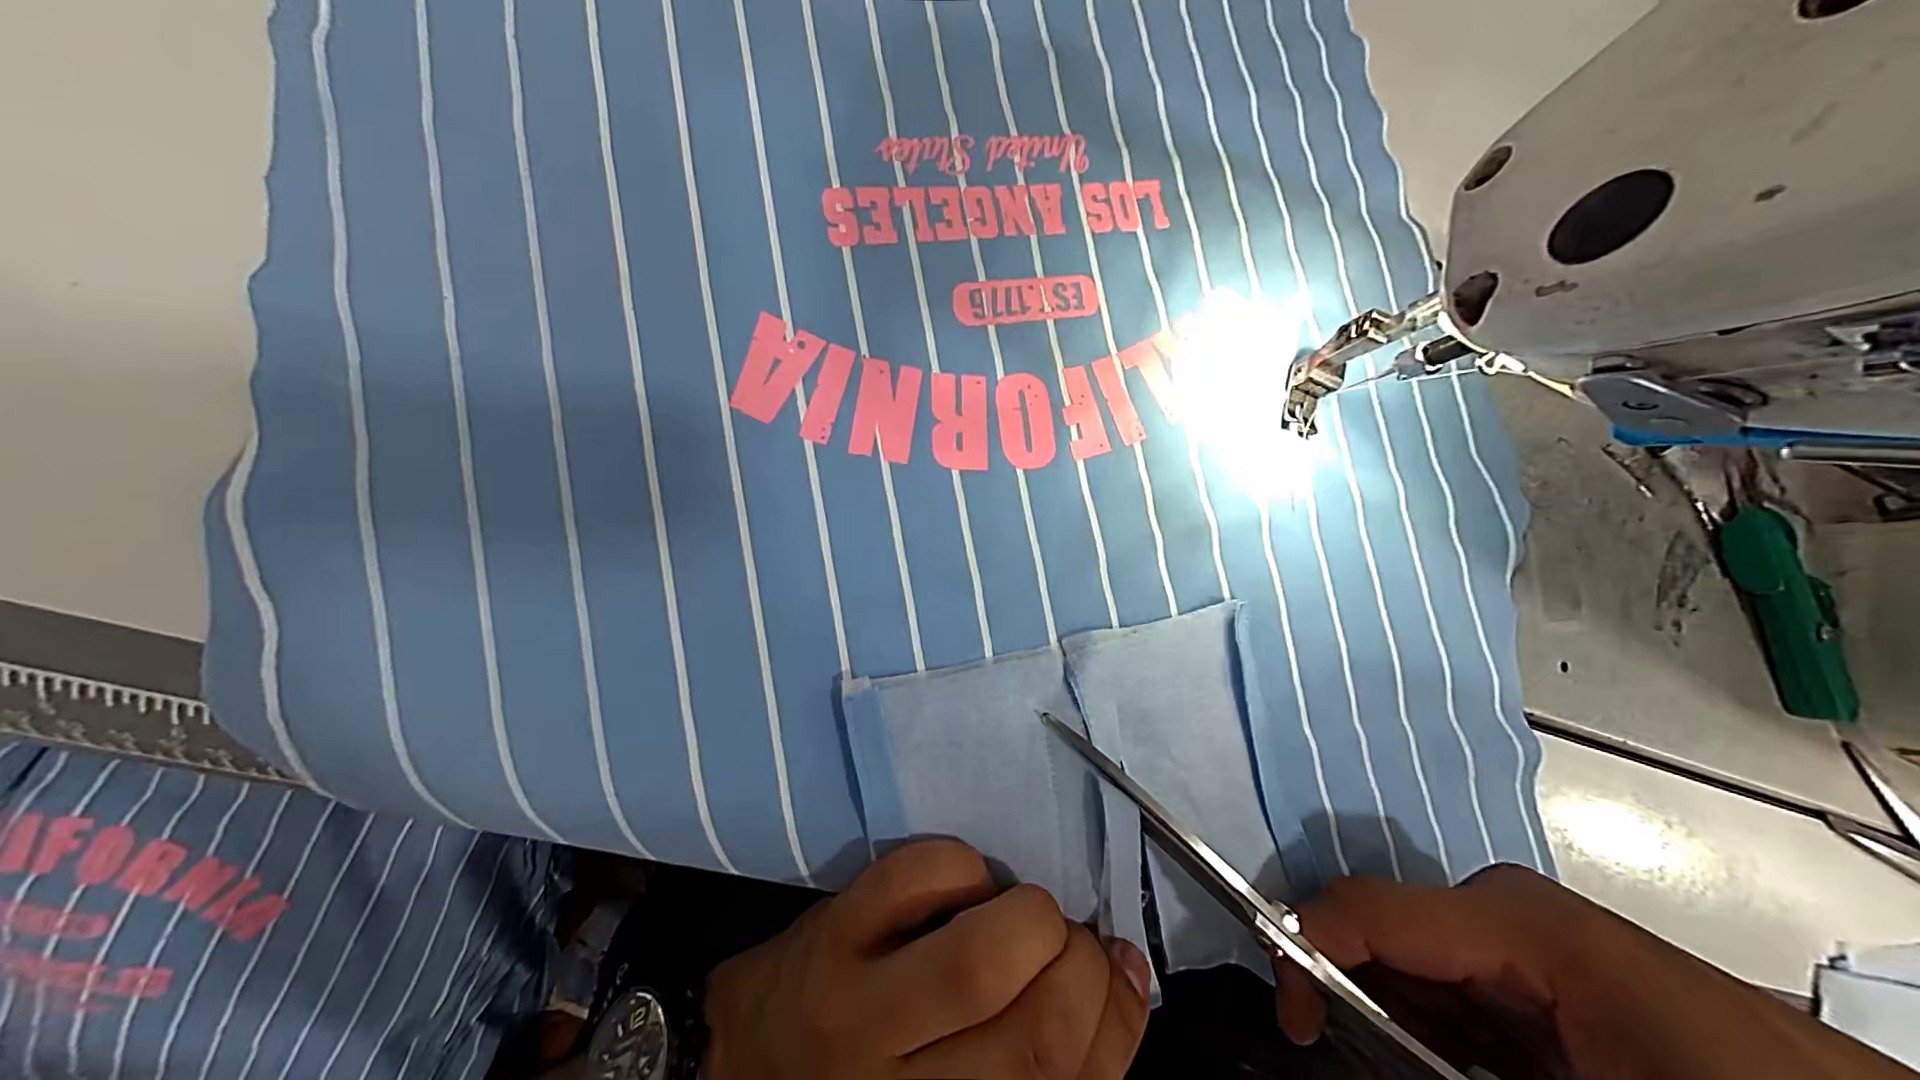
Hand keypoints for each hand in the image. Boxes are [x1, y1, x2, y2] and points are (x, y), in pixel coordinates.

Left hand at [702, 838, 1150, 1079]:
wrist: (742, 1066)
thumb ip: (1039, 1047)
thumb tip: (1126, 968)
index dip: (1116, 1017)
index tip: (1113, 973)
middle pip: (1038, 1033)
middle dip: (1080, 967)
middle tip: (1067, 942)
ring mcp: (858, 1009)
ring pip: (978, 961)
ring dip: (1031, 918)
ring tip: (1025, 912)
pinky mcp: (828, 935)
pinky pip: (916, 877)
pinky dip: (963, 864)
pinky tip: (965, 882)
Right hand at [1276, 864, 1912, 1079]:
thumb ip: (1436, 1059)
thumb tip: (1350, 1047)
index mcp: (1518, 920)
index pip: (1367, 907)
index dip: (1305, 949)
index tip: (1294, 1023)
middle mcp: (1511, 907)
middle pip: (1388, 934)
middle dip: (1356, 992)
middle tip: (1348, 1052)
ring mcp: (1534, 933)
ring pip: (1422, 962)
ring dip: (1400, 1017)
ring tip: (1407, 1061)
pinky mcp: (1553, 965)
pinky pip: (1465, 986)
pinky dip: (1443, 1029)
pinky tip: (1464, 1064)